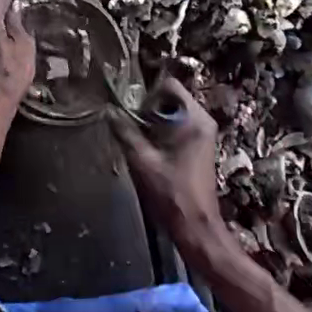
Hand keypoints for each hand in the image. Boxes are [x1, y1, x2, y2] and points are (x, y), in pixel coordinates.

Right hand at [108, 78, 224, 251]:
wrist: (197, 226)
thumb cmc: (172, 194)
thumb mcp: (143, 161)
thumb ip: (125, 132)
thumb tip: (108, 110)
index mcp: (194, 119)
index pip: (169, 84)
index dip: (146, 93)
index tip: (132, 113)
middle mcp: (203, 119)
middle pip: (170, 96)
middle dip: (148, 108)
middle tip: (132, 127)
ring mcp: (204, 132)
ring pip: (172, 110)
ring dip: (153, 120)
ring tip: (139, 140)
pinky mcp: (200, 143)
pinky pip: (178, 123)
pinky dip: (162, 130)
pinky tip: (151, 149)